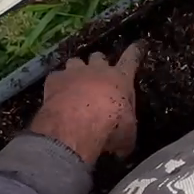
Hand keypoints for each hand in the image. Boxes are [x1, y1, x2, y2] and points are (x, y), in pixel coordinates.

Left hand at [29, 45, 142, 161]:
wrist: (76, 124)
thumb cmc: (110, 127)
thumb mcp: (127, 135)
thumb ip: (125, 135)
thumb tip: (122, 149)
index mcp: (120, 79)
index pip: (131, 59)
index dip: (135, 51)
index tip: (138, 44)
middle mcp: (98, 70)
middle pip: (99, 57)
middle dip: (98, 64)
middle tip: (97, 76)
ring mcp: (74, 72)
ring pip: (75, 62)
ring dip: (76, 71)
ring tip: (74, 84)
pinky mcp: (54, 80)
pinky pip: (56, 77)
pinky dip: (57, 85)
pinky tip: (55, 96)